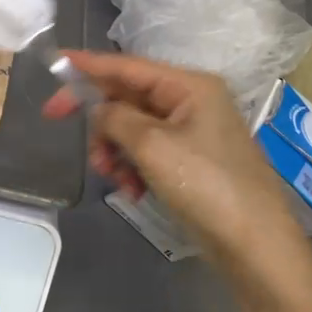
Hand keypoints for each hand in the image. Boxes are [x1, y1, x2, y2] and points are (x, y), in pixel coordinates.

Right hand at [45, 51, 298, 257]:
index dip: (87, 64)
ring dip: (113, 149)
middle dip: (99, 119)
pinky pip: (145, 152)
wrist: (257, 248)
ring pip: (131, 127)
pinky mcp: (190, 162)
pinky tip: (131, 191)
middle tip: (59, 125)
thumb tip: (98, 109)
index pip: (126, 65)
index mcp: (189, 86)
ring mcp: (192, 133)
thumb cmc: (207, 186)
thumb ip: (114, 117)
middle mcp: (191, 102)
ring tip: (113, 177)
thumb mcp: (152, 146)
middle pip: (126, 97)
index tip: (54, 63)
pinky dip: (131, 167)